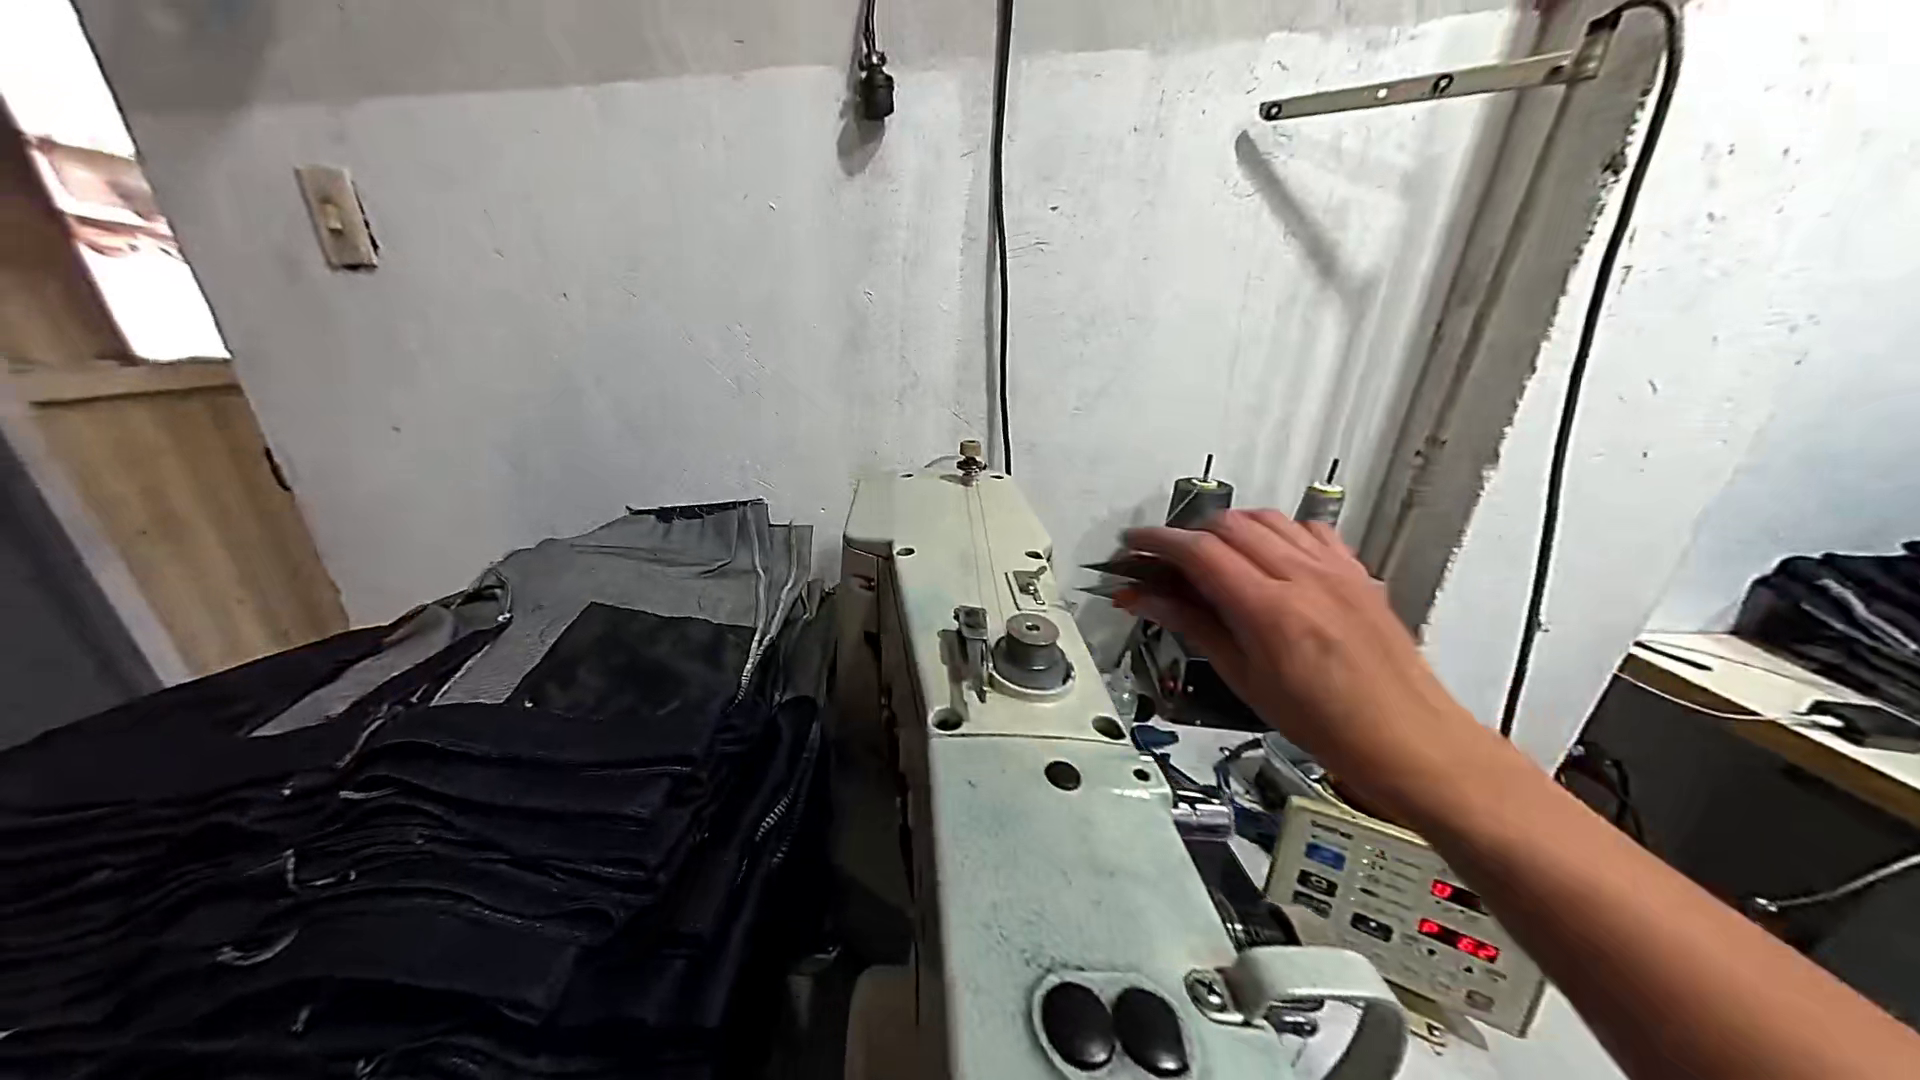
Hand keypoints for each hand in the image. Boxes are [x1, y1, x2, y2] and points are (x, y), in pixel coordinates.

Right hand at [1117, 510, 1481, 814]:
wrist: (1407, 739)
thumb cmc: (1326, 724)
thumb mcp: (1244, 678)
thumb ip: (1194, 626)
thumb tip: (1148, 599)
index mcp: (1270, 610)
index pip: (1199, 551)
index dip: (1157, 542)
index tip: (1134, 545)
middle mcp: (1304, 578)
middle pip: (1227, 525)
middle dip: (1186, 534)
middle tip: (1165, 561)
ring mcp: (1335, 570)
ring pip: (1267, 518)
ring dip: (1228, 528)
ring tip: (1210, 556)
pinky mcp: (1356, 572)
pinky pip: (1309, 530)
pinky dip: (1275, 532)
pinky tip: (1266, 555)